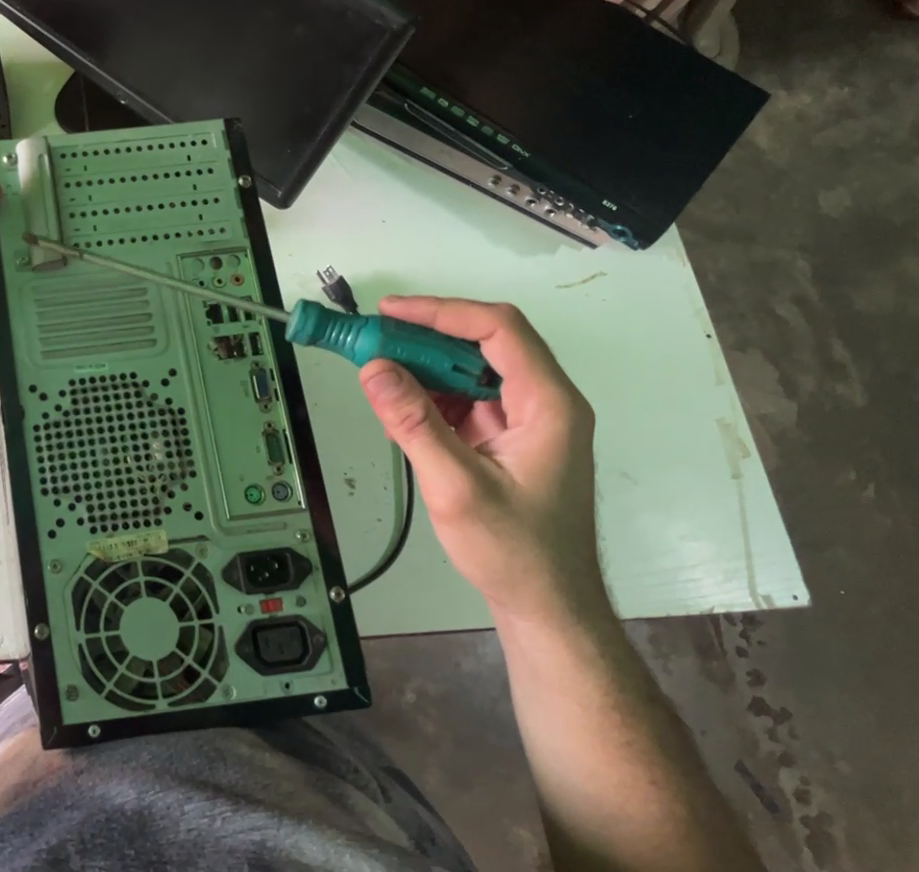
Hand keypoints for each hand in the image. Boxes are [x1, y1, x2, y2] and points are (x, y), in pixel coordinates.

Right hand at [358, 297, 604, 626]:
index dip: (442, 312)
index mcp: (549, 404)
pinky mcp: (505, 439)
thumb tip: (374, 369)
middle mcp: (542, 402)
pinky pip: (463, 399)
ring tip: (374, 369)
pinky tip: (397, 408)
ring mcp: (525, 421)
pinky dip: (428, 396)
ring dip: (422, 366)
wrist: (546, 604)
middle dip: (423, 337)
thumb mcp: (456, 486)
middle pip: (483, 343)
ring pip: (469, 370)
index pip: (498, 330)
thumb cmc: (513, 550)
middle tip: (369, 339)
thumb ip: (414, 424)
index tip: (388, 313)